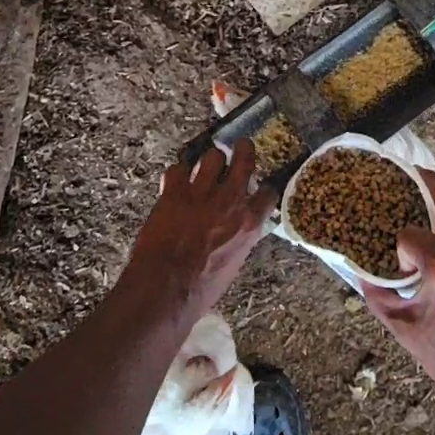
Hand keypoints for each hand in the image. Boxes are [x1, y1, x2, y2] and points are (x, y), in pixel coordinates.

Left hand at [128, 140, 275, 315]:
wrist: (166, 288)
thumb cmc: (201, 288)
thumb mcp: (233, 264)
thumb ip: (238, 238)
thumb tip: (236, 231)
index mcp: (249, 222)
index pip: (268, 192)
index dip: (266, 186)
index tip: (262, 184)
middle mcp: (230, 200)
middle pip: (244, 159)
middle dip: (244, 149)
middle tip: (241, 145)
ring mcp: (201, 192)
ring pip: (211, 157)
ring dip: (208, 161)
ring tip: (204, 166)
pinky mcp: (174, 191)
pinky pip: (177, 169)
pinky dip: (177, 174)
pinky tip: (175, 181)